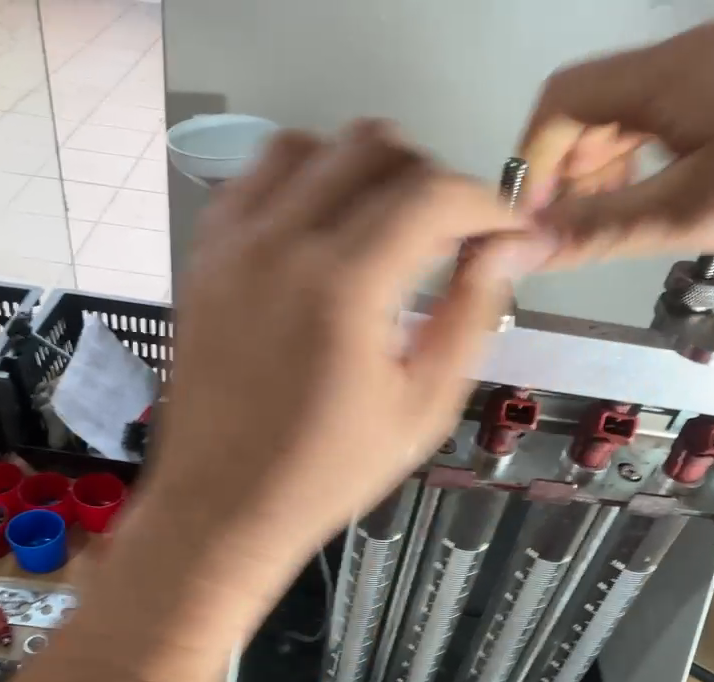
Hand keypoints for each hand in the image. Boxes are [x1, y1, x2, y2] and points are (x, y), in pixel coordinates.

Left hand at [146, 121, 539, 566]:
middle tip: (451, 234)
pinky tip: (322, 229)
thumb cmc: (328, 472)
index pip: (433, 194)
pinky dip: (301, 181)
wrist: (223, 504)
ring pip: (312, 145)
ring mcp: (234, 242)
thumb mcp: (422, 408)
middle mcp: (283, 242)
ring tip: (386, 224)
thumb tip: (509, 246)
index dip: (487, 203)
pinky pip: (256, 178)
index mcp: (344, 285)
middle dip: (432, 180)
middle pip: (375, 148)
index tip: (508, 231)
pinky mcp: (205, 255)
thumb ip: (471, 315)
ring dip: (363, 168)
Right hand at [516, 15, 713, 261]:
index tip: (537, 223)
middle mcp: (690, 56)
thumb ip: (601, 229)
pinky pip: (685, 112)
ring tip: (625, 224)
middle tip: (578, 235)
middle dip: (572, 172)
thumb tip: (522, 246)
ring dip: (615, 168)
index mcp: (662, 78)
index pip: (560, 102)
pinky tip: (683, 193)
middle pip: (597, 106)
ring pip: (642, 112)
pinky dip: (660, 155)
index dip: (534, 162)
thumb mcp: (693, 209)